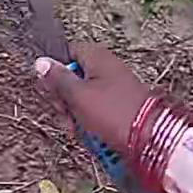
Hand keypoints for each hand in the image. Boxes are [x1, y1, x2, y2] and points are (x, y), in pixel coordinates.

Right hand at [33, 42, 152, 151]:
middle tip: (66, 112)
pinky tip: (90, 133)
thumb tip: (41, 62)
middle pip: (72, 77)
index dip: (55, 71)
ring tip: (80, 127)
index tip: (51, 89)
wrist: (151, 139)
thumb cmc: (114, 113)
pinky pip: (95, 111)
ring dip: (75, 114)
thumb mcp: (77, 95)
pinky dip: (89, 122)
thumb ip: (57, 79)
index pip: (66, 53)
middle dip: (64, 98)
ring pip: (82, 97)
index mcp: (96, 57)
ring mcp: (113, 87)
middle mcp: (106, 68)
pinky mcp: (118, 106)